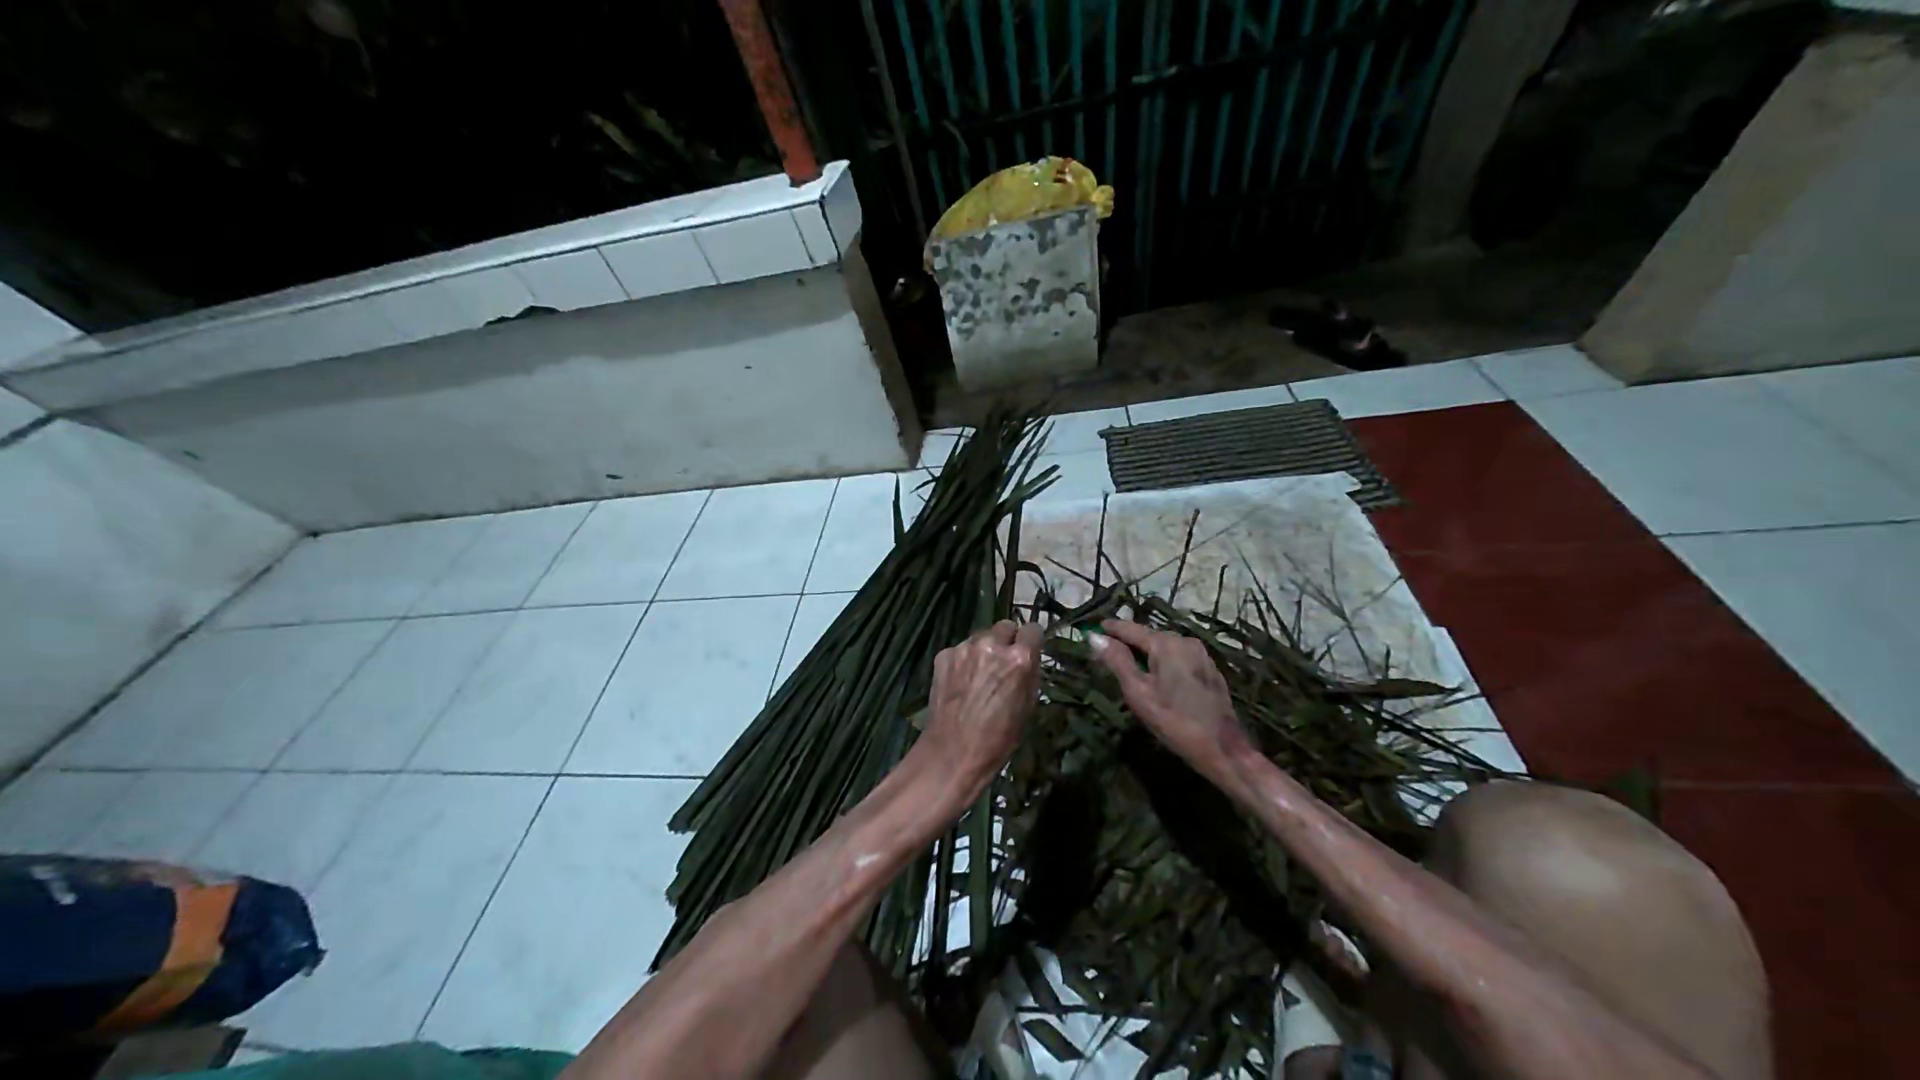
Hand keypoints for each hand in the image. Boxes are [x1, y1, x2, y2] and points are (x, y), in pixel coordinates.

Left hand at [923, 620, 1042, 791]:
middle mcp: (992, 645)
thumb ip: (1029, 673)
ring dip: (984, 650)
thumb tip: (1028, 657)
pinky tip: (960, 683)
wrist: (953, 752)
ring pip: (981, 637)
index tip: (1028, 651)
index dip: (1031, 641)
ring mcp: (964, 648)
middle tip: (1003, 662)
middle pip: (1005, 627)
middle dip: (1007, 640)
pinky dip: (963, 661)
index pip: (1033, 629)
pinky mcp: (944, 655)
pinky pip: (960, 650)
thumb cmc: (999, 737)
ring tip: (979, 676)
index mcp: (1019, 658)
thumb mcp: (1028, 705)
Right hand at [1091, 619, 1250, 771]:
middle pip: (1150, 635)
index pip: (1131, 628)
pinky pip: (1179, 656)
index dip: (1111, 628)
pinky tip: (1156, 672)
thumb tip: (1094, 637)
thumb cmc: (1174, 720)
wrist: (1221, 747)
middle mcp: (1185, 641)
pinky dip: (1163, 659)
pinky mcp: (1209, 669)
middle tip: (1107, 646)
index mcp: (1166, 644)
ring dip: (1146, 649)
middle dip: (1128, 639)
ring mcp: (1201, 655)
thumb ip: (1117, 661)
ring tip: (1128, 658)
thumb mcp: (1138, 692)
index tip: (1094, 627)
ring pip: (1165, 645)